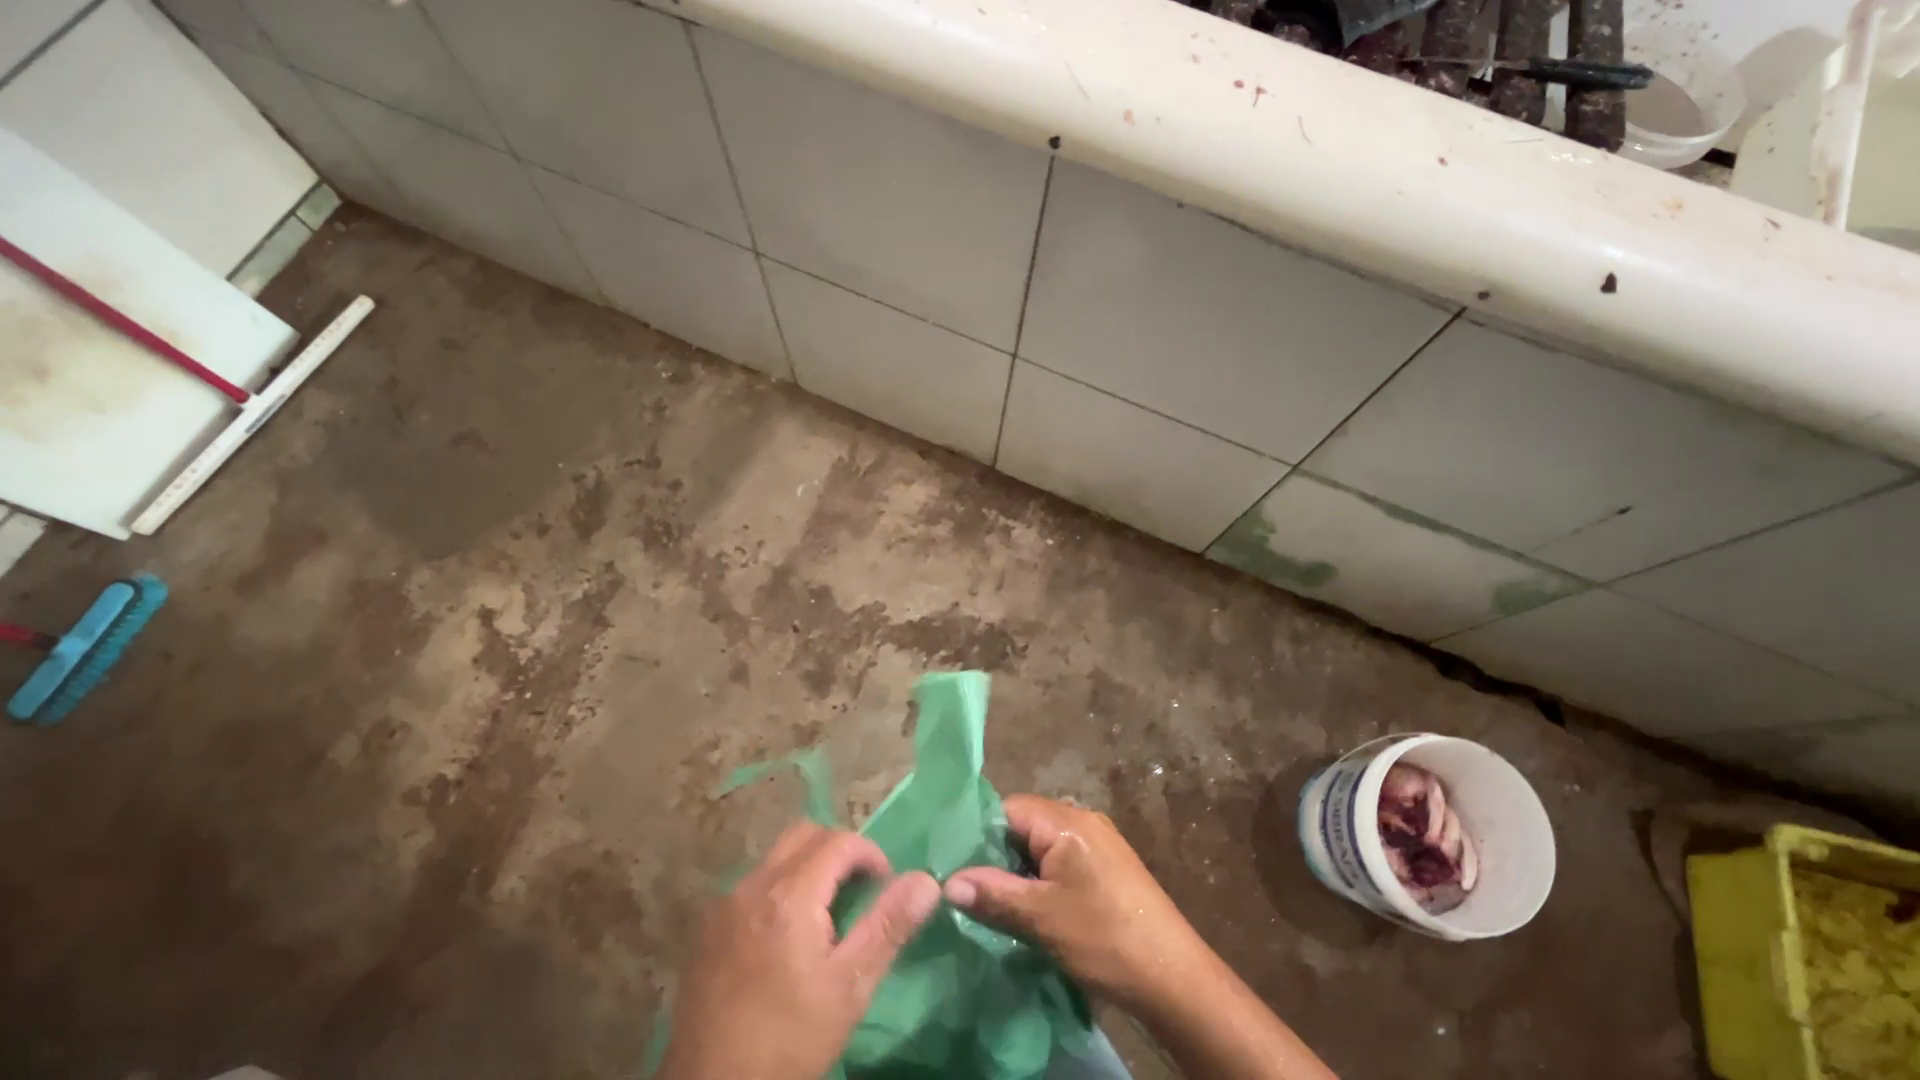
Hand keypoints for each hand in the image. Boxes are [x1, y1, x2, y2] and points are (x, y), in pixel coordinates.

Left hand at [660, 822, 940, 1079]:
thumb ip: (888, 926)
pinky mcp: (707, 928)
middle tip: (861, 892)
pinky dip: (780, 889)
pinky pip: (752, 885)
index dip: (871, 855)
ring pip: (775, 857)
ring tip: (828, 917)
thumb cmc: (790, 1038)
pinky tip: (788, 938)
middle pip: (804, 835)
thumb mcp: (850, 987)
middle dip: (839, 851)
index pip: (840, 841)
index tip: (886, 888)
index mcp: (790, 894)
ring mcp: (723, 905)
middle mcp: (751, 885)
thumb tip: (926, 880)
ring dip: (808, 868)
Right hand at [943, 795, 1206, 1009]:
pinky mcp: (1105, 870)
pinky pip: (1058, 864)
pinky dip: (1037, 882)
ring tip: (988, 901)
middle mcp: (1083, 821)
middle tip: (964, 887)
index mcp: (1067, 821)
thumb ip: (992, 893)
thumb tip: (946, 883)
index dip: (975, 833)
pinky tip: (1023, 909)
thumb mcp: (1040, 917)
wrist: (1173, 977)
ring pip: (1039, 848)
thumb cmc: (1104, 937)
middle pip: (1022, 826)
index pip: (1006, 808)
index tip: (950, 863)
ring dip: (1015, 872)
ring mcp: (1097, 845)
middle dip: (993, 855)